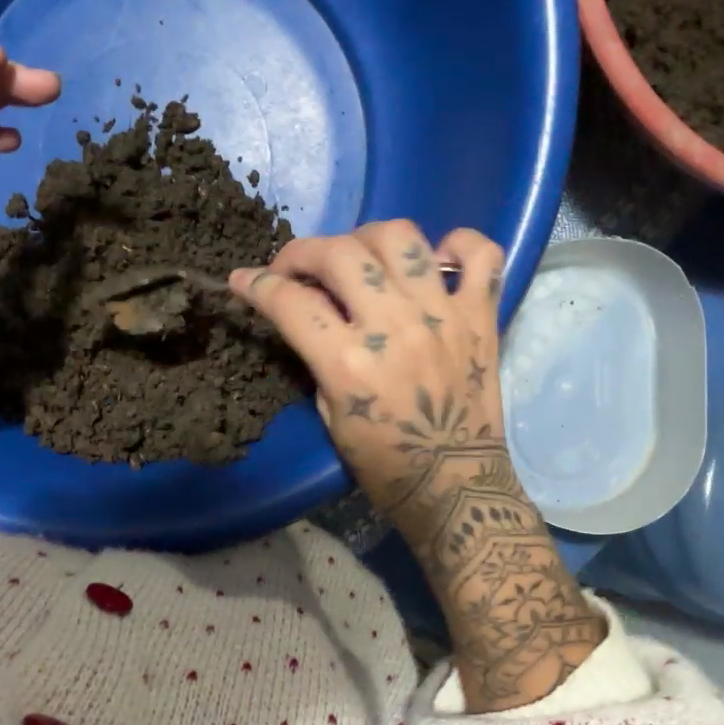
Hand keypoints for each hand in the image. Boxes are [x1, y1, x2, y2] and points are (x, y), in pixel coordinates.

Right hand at [228, 221, 506, 522]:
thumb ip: (320, 362)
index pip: (291, 302)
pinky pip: (479, 254)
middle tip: (297, 270)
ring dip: (368, 239)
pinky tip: (436, 260)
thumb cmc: (386, 466)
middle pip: (339, 253)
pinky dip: (458, 244)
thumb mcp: (332, 419)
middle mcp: (394, 328)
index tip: (243, 281)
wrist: (456, 487)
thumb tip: (310, 319)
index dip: (255, 285)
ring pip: (401, 238)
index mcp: (348, 363)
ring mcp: (442, 316)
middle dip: (303, 252)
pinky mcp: (480, 317)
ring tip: (362, 260)